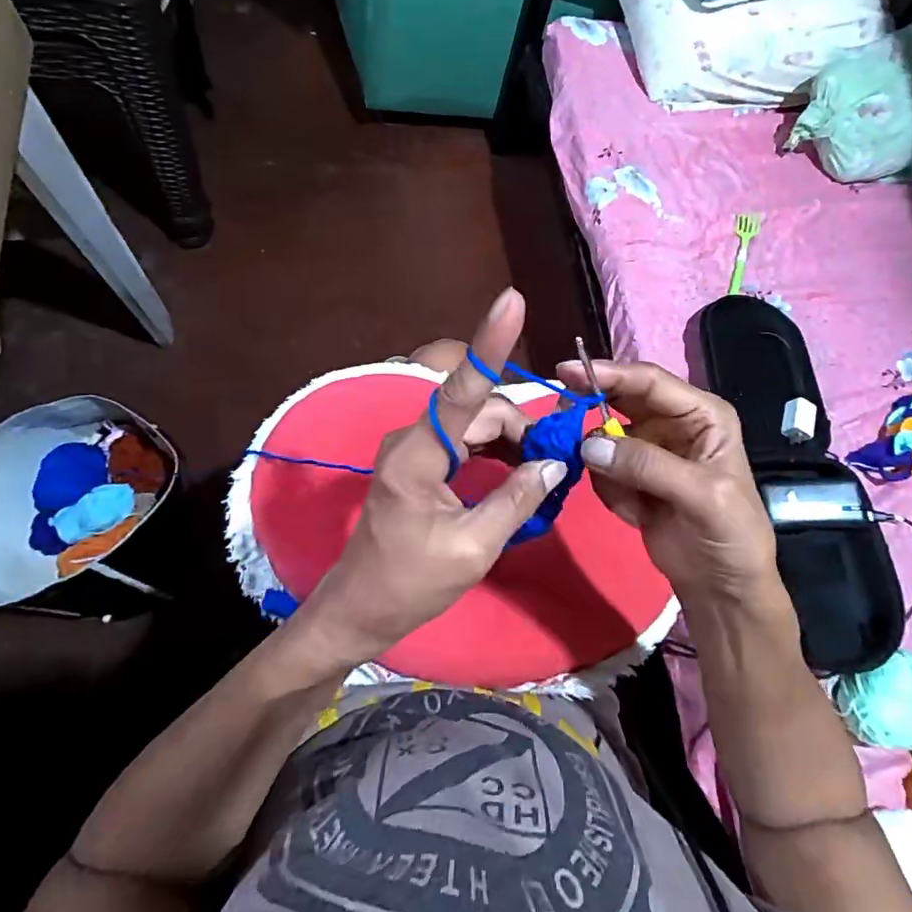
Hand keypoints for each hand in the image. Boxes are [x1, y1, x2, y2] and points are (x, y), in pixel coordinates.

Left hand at [297, 289, 566, 666]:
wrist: (358, 612)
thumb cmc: (409, 585)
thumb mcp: (473, 548)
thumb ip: (516, 499)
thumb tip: (552, 464)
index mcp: (418, 454)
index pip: (462, 388)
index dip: (490, 343)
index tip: (512, 300)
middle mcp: (413, 439)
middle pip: (480, 409)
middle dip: (521, 427)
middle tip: (554, 465)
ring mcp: (413, 448)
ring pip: (475, 423)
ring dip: (510, 440)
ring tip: (539, 471)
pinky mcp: (418, 462)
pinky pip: (465, 441)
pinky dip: (495, 451)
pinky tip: (517, 472)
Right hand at [555, 359, 776, 604]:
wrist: (723, 587)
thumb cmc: (730, 535)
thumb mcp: (701, 495)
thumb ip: (647, 465)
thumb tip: (589, 445)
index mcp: (702, 414)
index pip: (650, 382)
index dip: (609, 374)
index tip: (566, 372)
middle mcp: (674, 423)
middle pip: (621, 400)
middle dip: (592, 409)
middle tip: (560, 418)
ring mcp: (649, 450)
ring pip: (604, 436)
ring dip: (601, 462)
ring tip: (630, 498)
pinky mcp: (631, 477)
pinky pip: (601, 469)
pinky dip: (608, 489)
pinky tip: (637, 514)